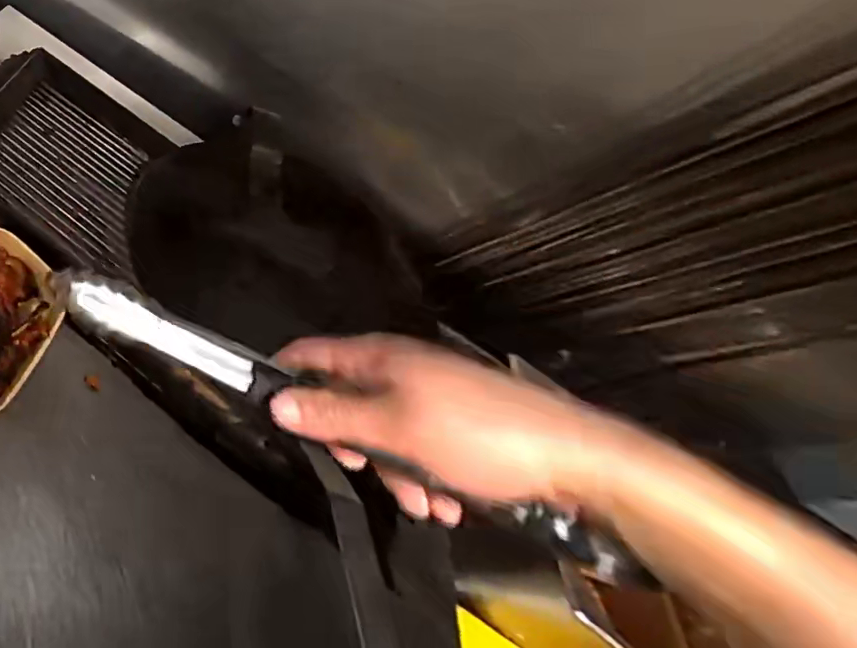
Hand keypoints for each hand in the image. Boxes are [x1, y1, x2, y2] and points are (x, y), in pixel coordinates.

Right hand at [269, 334, 627, 525]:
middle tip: (363, 469)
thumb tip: (275, 401)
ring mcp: (427, 394)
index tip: (276, 414)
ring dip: (394, 469)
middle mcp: (397, 368)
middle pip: (346, 399)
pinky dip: (423, 473)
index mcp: (376, 356)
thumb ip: (331, 415)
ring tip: (424, 502)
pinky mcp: (456, 422)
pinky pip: (418, 443)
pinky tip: (446, 501)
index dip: (286, 377)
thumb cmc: (475, 434)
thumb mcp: (393, 429)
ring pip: (383, 429)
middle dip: (353, 442)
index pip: (309, 354)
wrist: (580, 461)